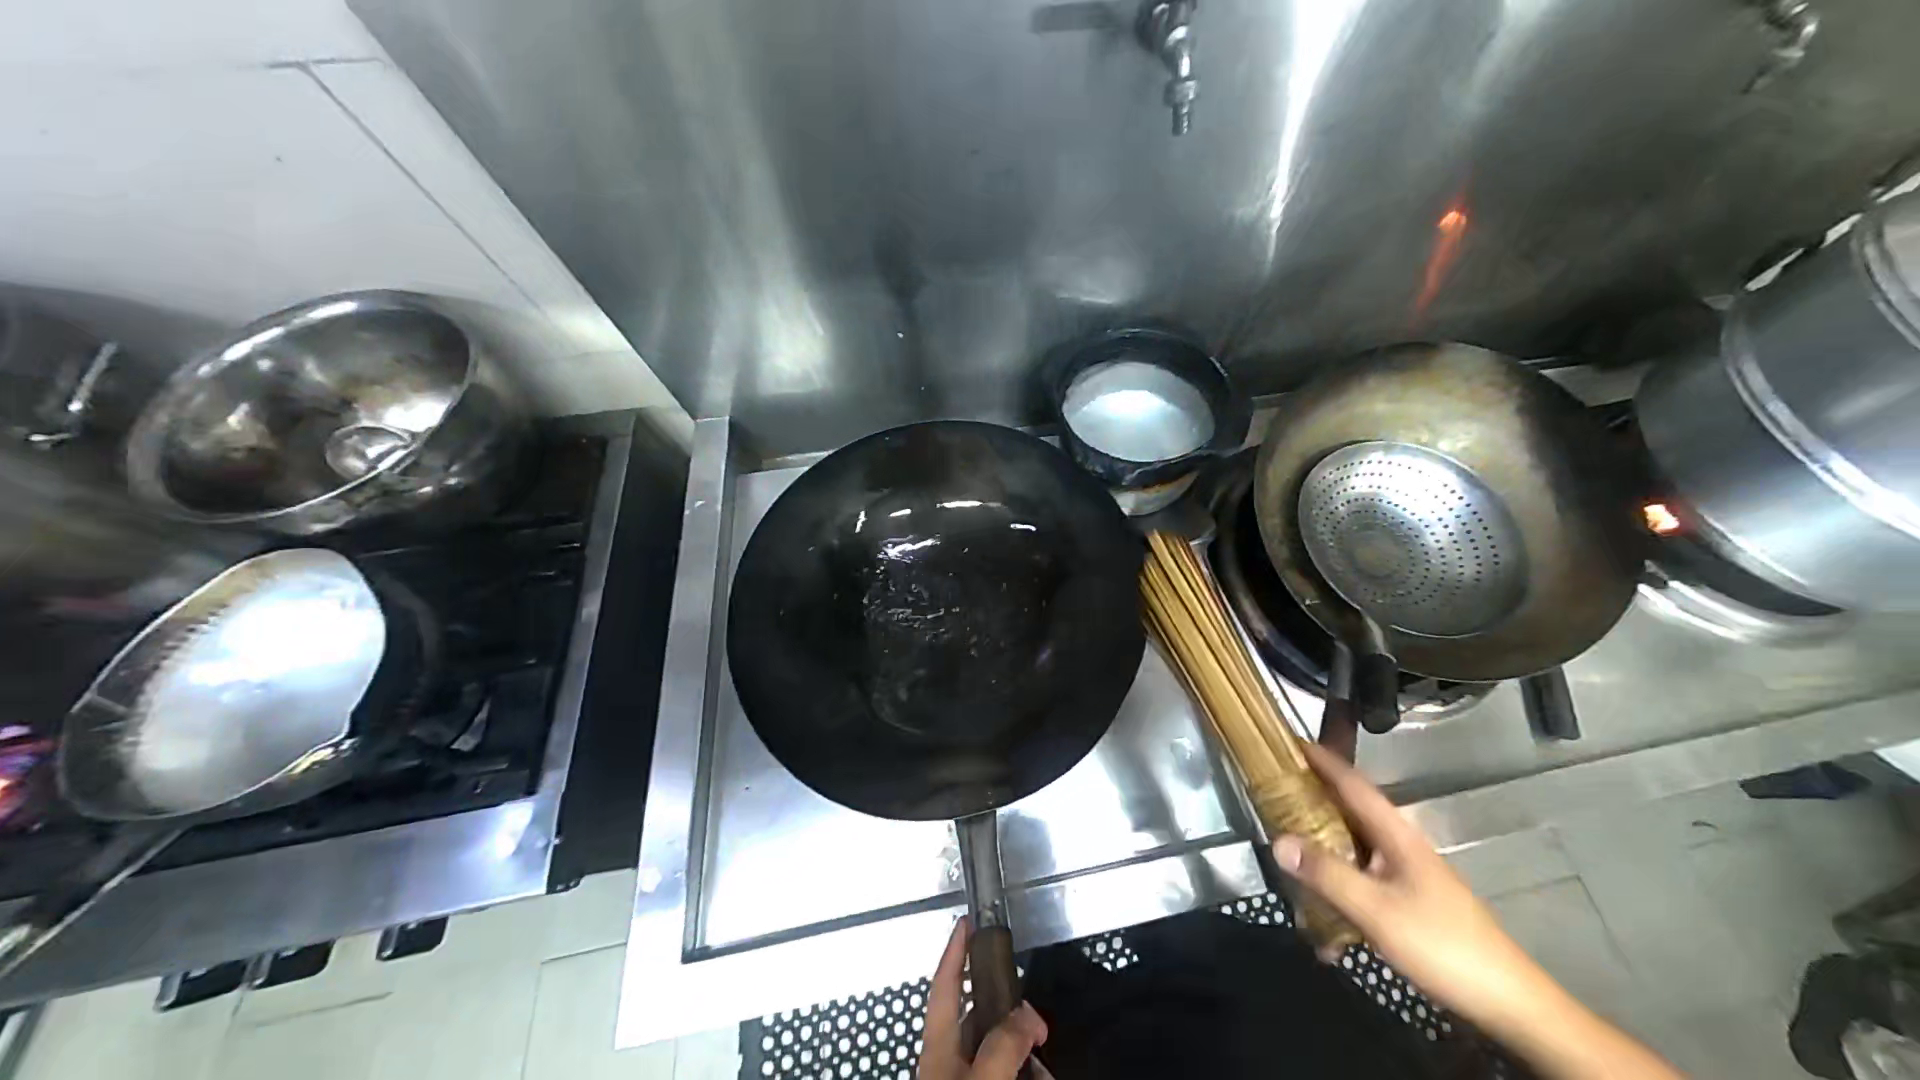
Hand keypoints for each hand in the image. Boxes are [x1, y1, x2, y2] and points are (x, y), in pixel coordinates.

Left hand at [918, 918, 1048, 1079]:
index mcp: (939, 1041)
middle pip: (976, 1011)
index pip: (944, 982)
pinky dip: (1022, 1065)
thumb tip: (1027, 1016)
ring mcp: (959, 1075)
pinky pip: (1001, 1069)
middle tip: (1028, 1000)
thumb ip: (1004, 1043)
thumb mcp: (982, 1077)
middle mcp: (946, 1056)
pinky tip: (1039, 1071)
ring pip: (994, 1044)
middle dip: (1004, 999)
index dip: (955, 949)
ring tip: (1041, 1040)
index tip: (966, 922)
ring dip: (1019, 1039)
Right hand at [1272, 743, 1684, 1079]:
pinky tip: (1318, 897)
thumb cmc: (1441, 944)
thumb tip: (1278, 840)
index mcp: (1395, 834)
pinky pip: (1360, 870)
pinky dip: (1335, 872)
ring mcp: (1406, 871)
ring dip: (1320, 835)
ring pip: (1353, 840)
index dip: (1321, 759)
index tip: (1289, 740)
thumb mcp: (1376, 910)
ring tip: (1283, 835)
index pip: (1352, 783)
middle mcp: (1400, 844)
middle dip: (1312, 793)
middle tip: (1271, 787)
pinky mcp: (1408, 896)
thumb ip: (1326, 873)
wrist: (1508, 1001)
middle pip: (1350, 807)